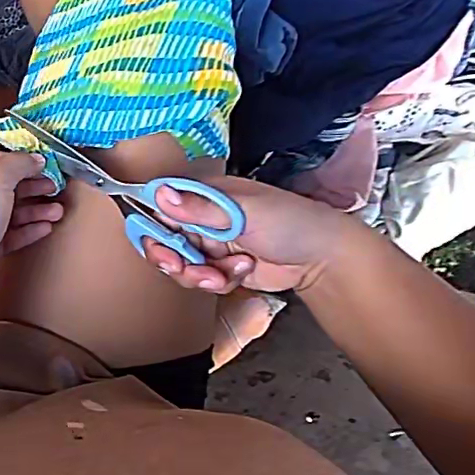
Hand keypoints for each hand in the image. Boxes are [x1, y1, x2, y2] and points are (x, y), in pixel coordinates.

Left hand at [0, 151, 63, 295]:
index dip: (19, 160)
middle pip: (5, 187)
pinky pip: (10, 235)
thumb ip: (19, 163)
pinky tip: (46, 228)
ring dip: (36, 210)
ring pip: (10, 212)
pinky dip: (28, 230)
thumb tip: (36, 159)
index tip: (44, 165)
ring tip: (58, 212)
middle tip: (55, 188)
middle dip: (33, 187)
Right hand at [141, 176, 360, 294]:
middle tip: (182, 266)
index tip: (158, 244)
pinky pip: (203, 280)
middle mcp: (204, 217)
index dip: (153, 226)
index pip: (162, 205)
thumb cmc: (290, 221)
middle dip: (172, 258)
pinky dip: (219, 281)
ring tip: (223, 274)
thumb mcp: (243, 212)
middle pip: (165, 240)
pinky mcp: (222, 267)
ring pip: (182, 265)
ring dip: (198, 275)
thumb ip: (200, 208)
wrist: (322, 257)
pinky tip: (241, 272)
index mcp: (206, 194)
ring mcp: (212, 244)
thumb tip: (161, 193)